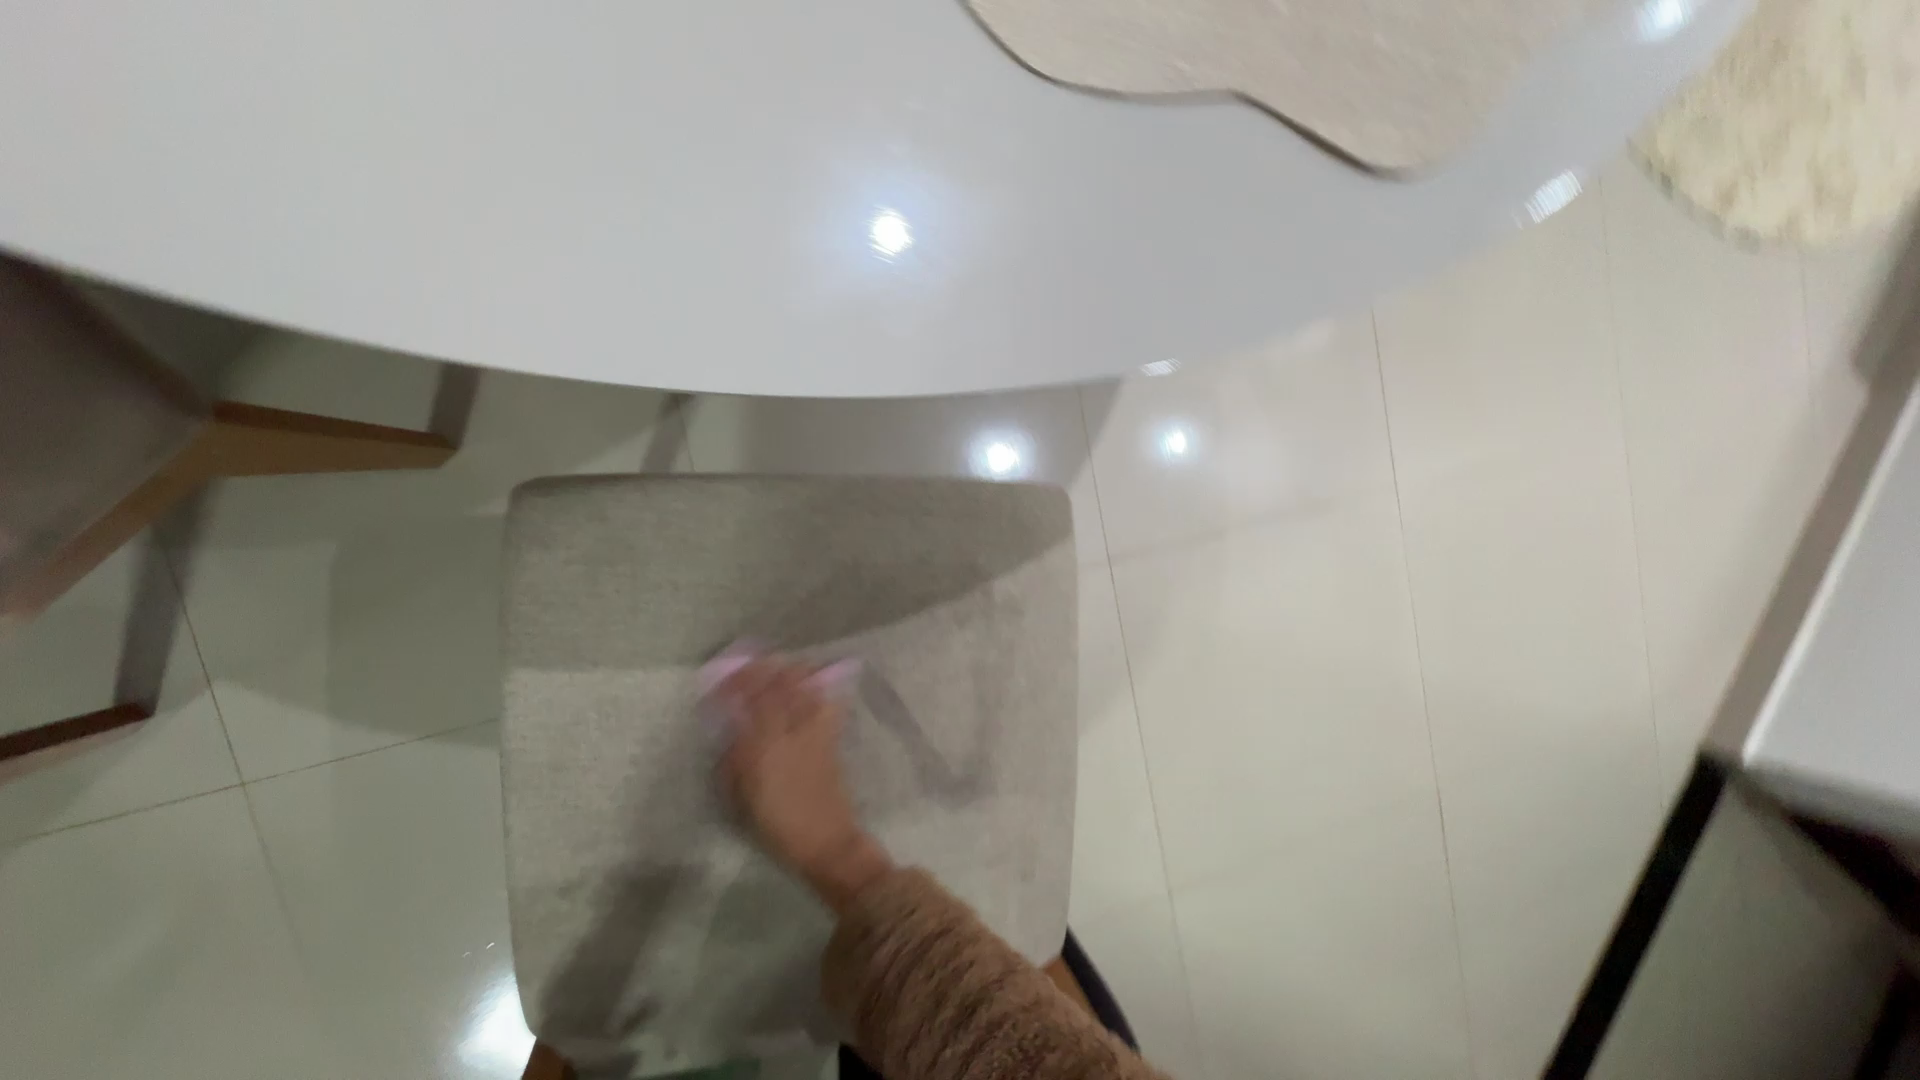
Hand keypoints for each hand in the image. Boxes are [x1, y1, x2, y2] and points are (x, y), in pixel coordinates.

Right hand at [715, 655, 891, 910]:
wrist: (826, 842)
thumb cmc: (778, 826)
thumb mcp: (742, 797)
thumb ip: (735, 759)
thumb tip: (734, 731)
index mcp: (762, 747)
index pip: (749, 700)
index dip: (738, 681)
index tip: (726, 675)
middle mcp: (790, 731)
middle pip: (779, 684)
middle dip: (763, 669)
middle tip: (752, 665)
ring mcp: (815, 732)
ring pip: (804, 687)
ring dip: (790, 672)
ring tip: (779, 669)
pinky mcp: (832, 738)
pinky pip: (825, 703)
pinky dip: (815, 688)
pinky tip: (809, 684)